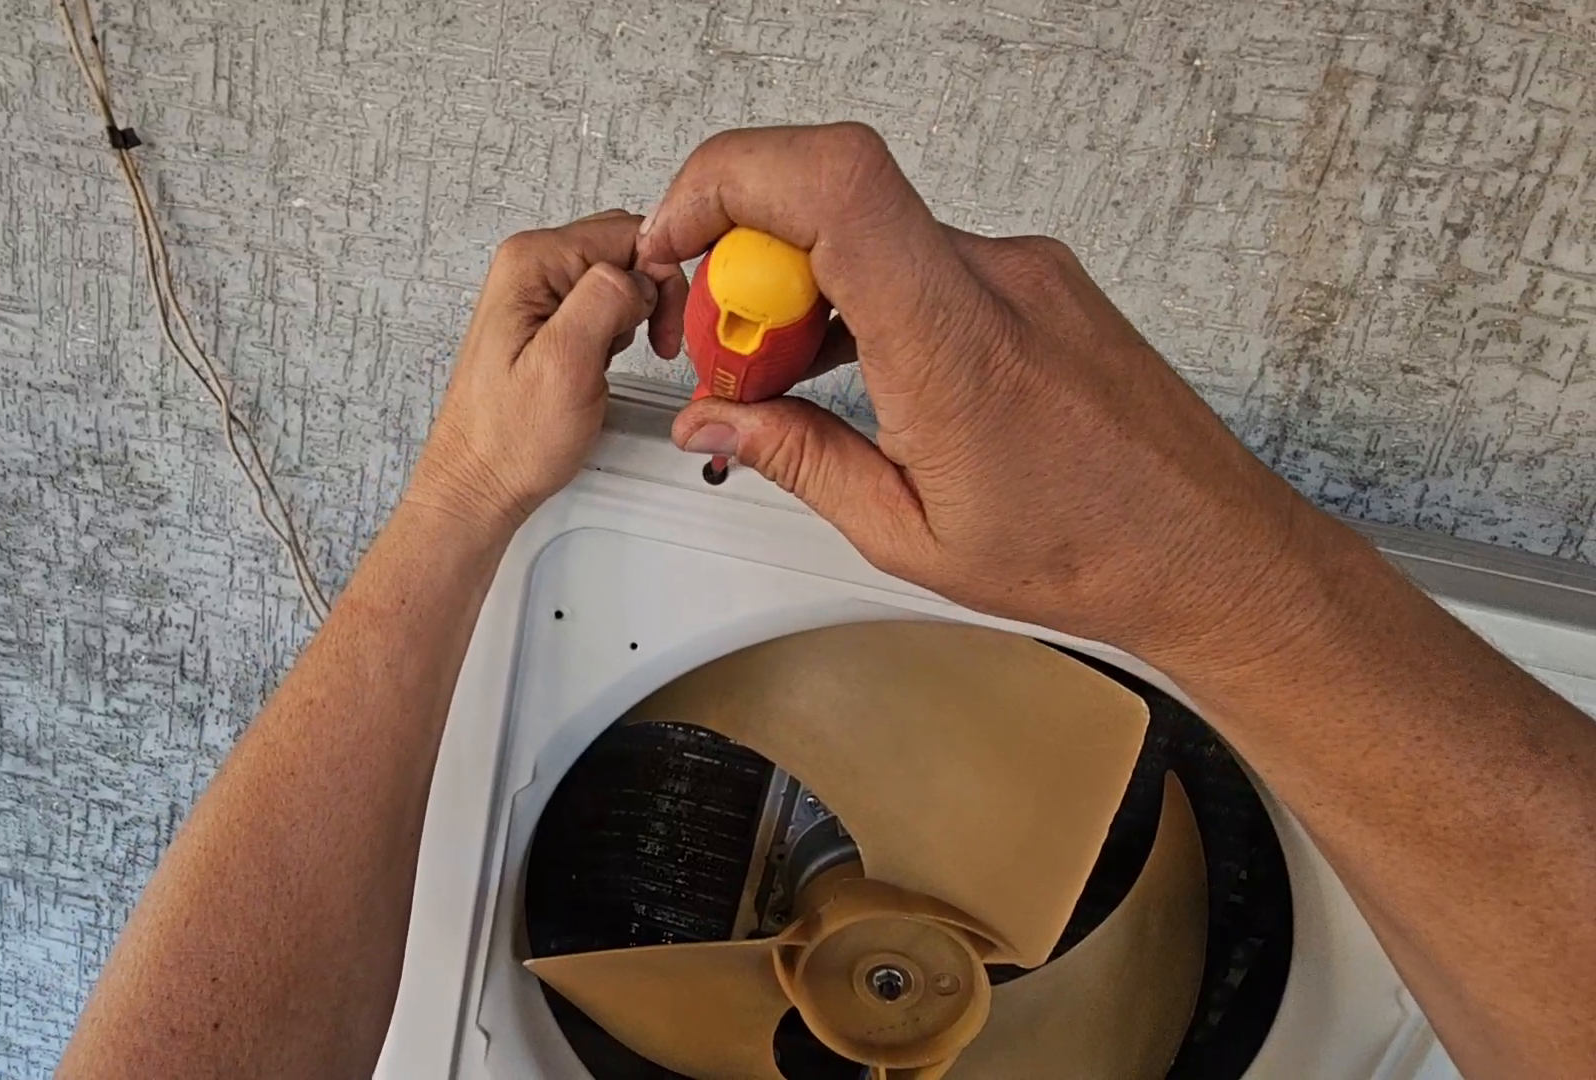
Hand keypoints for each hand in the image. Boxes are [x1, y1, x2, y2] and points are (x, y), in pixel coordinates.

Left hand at [411, 210, 688, 532]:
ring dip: (632, 321)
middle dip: (650, 298)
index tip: (662, 327)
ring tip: (610, 365)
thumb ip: (605, 299)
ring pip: (615, 283)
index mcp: (531, 264)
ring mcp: (536, 298)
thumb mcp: (566, 363)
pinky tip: (601, 367)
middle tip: (653, 346)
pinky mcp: (544, 326)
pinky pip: (600, 311)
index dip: (659, 277)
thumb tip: (639, 273)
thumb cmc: (511, 440)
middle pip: (623, 251)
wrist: (482, 482)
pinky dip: (615, 337)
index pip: (627, 232)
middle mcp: (529, 271)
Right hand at [639, 125, 1355, 673]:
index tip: (678, 237)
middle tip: (726, 354)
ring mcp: (1013, 270)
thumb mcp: (904, 529)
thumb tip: (716, 421)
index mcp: (954, 347)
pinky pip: (901, 256)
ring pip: (857, 229)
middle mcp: (990, 279)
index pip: (834, 187)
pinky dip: (840, 297)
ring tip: (778, 377)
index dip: (729, 183)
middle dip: (740, 263)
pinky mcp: (1019, 280)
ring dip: (788, 289)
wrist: (1204, 548)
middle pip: (825, 199)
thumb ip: (796, 459)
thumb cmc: (1085, 547)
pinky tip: (833, 363)